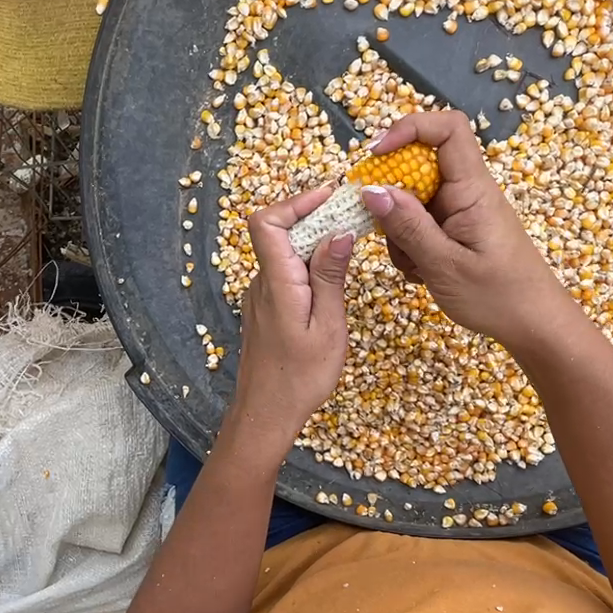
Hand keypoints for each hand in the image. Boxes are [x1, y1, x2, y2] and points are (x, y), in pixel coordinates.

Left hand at [230, 188, 356, 445]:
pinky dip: (306, 264)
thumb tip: (339, 231)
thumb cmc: (300, 379)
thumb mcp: (328, 327)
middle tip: (353, 217)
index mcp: (276, 283)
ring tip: (349, 244)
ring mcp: (259, 297)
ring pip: (282, 252)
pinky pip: (284, 273)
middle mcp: (261, 284)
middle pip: (277, 231)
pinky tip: (331, 278)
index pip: (267, 222)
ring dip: (312, 241)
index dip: (296, 201)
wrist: (266, 414)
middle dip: (314, 216)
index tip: (331, 197)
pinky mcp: (264, 309)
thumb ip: (330, 277)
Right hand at [360, 111, 572, 343]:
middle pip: (419, 167)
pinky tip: (420, 273)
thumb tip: (370, 190)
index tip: (374, 156)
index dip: (409, 129)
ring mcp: (459, 212)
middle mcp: (466, 192)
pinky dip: (409, 246)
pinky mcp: (455, 231)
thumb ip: (407, 226)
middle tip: (380, 230)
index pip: (447, 129)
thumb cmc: (496, 296)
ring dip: (399, 231)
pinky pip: (419, 225)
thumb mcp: (443, 265)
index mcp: (473, 189)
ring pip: (413, 201)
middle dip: (391, 196)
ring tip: (414, 266)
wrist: (532, 323)